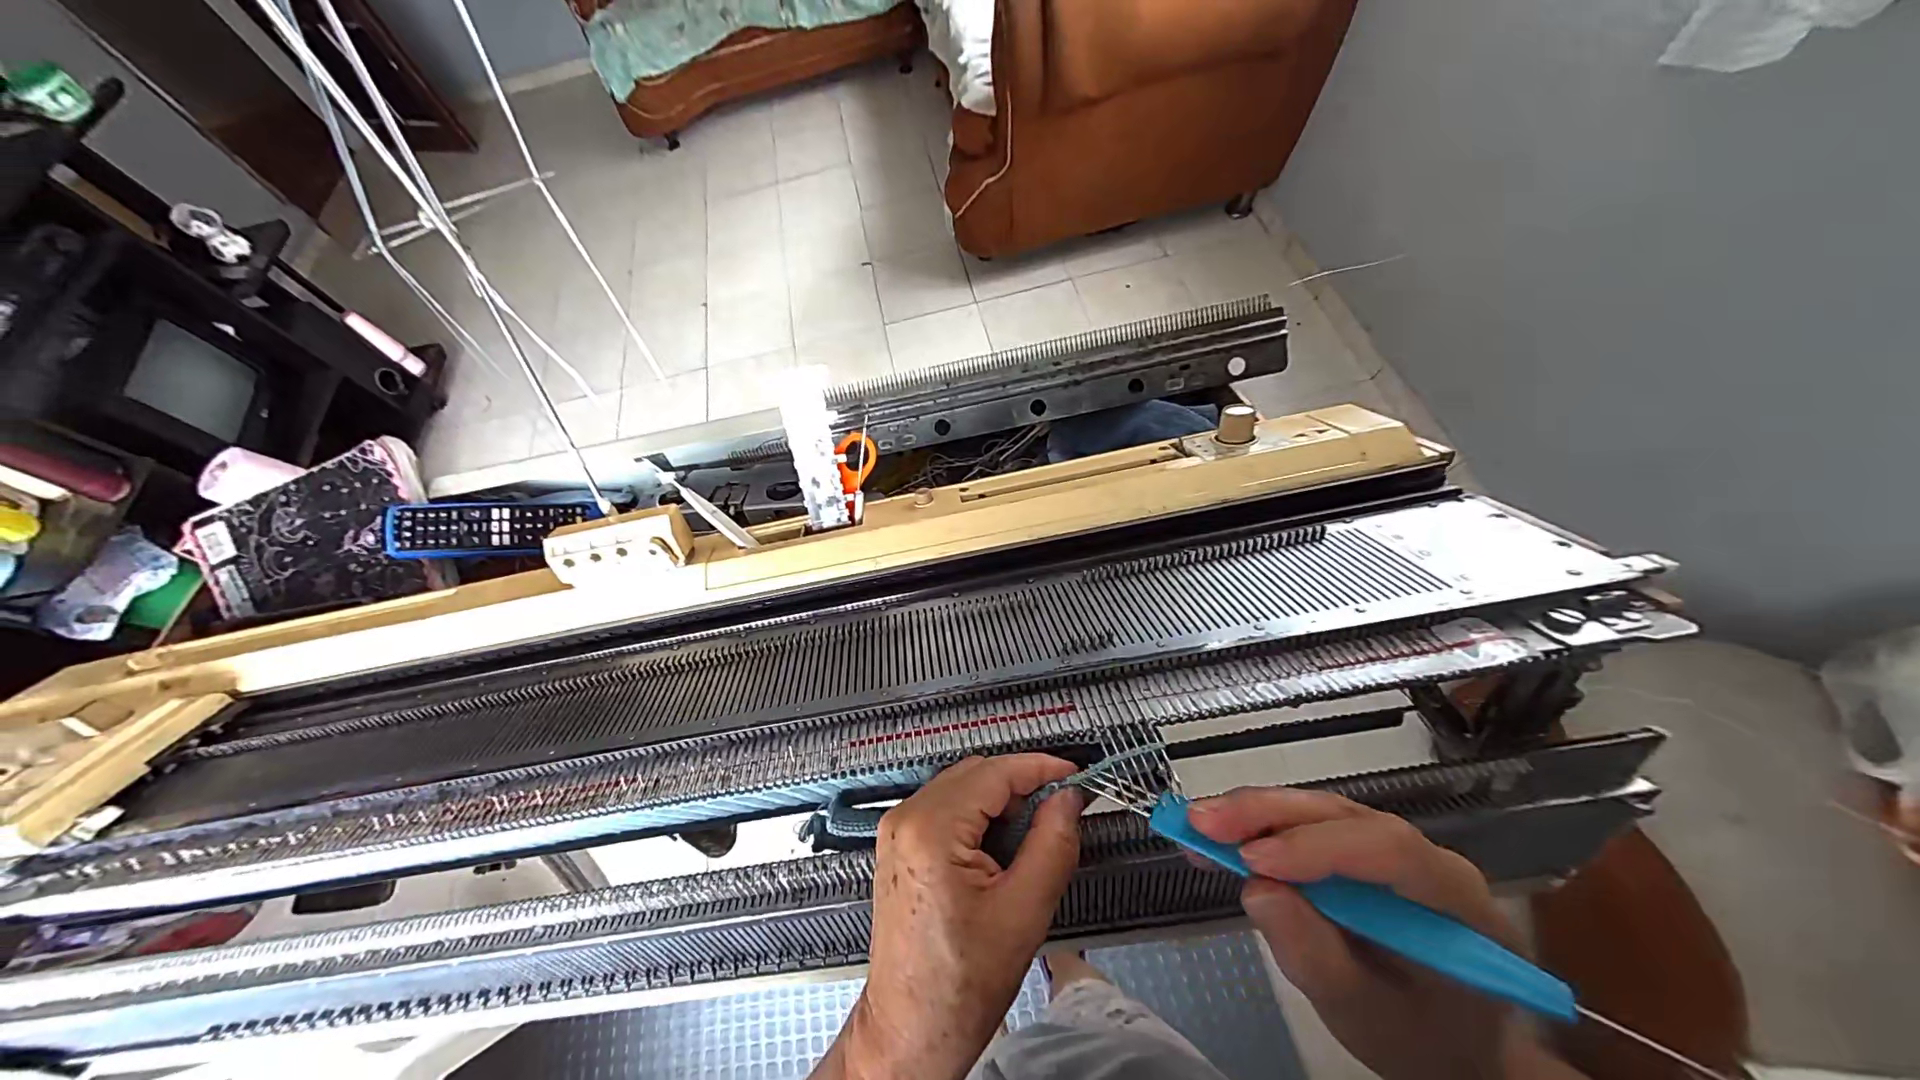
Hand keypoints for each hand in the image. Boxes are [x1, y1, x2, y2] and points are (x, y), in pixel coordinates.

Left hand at [815, 755, 1084, 1079]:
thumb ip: (1053, 843)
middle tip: (1059, 810)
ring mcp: (897, 831)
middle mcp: (906, 819)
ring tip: (1031, 839)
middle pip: (975, 773)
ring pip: (962, 788)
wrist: (910, 1028)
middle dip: (1021, 785)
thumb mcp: (1024, 911)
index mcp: (931, 829)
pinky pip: (946, 808)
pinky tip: (1000, 848)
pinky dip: (979, 815)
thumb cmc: (960, 983)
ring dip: (1001, 801)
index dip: (1040, 768)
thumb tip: (1068, 799)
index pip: (994, 773)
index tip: (1075, 776)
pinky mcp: (899, 845)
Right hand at [1189, 787, 1580, 1079]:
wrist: (1448, 1042)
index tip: (1251, 861)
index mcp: (1450, 897)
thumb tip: (1256, 891)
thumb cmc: (1415, 1035)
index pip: (1385, 848)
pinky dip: (1258, 826)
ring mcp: (1387, 846)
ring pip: (1316, 811)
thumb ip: (1314, 954)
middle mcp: (1422, 854)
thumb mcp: (1363, 1012)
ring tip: (1198, 825)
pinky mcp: (1353, 847)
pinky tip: (1220, 835)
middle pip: (1341, 815)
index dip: (1315, 846)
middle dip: (1266, 814)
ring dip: (1253, 813)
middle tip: (1200, 823)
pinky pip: (1305, 824)